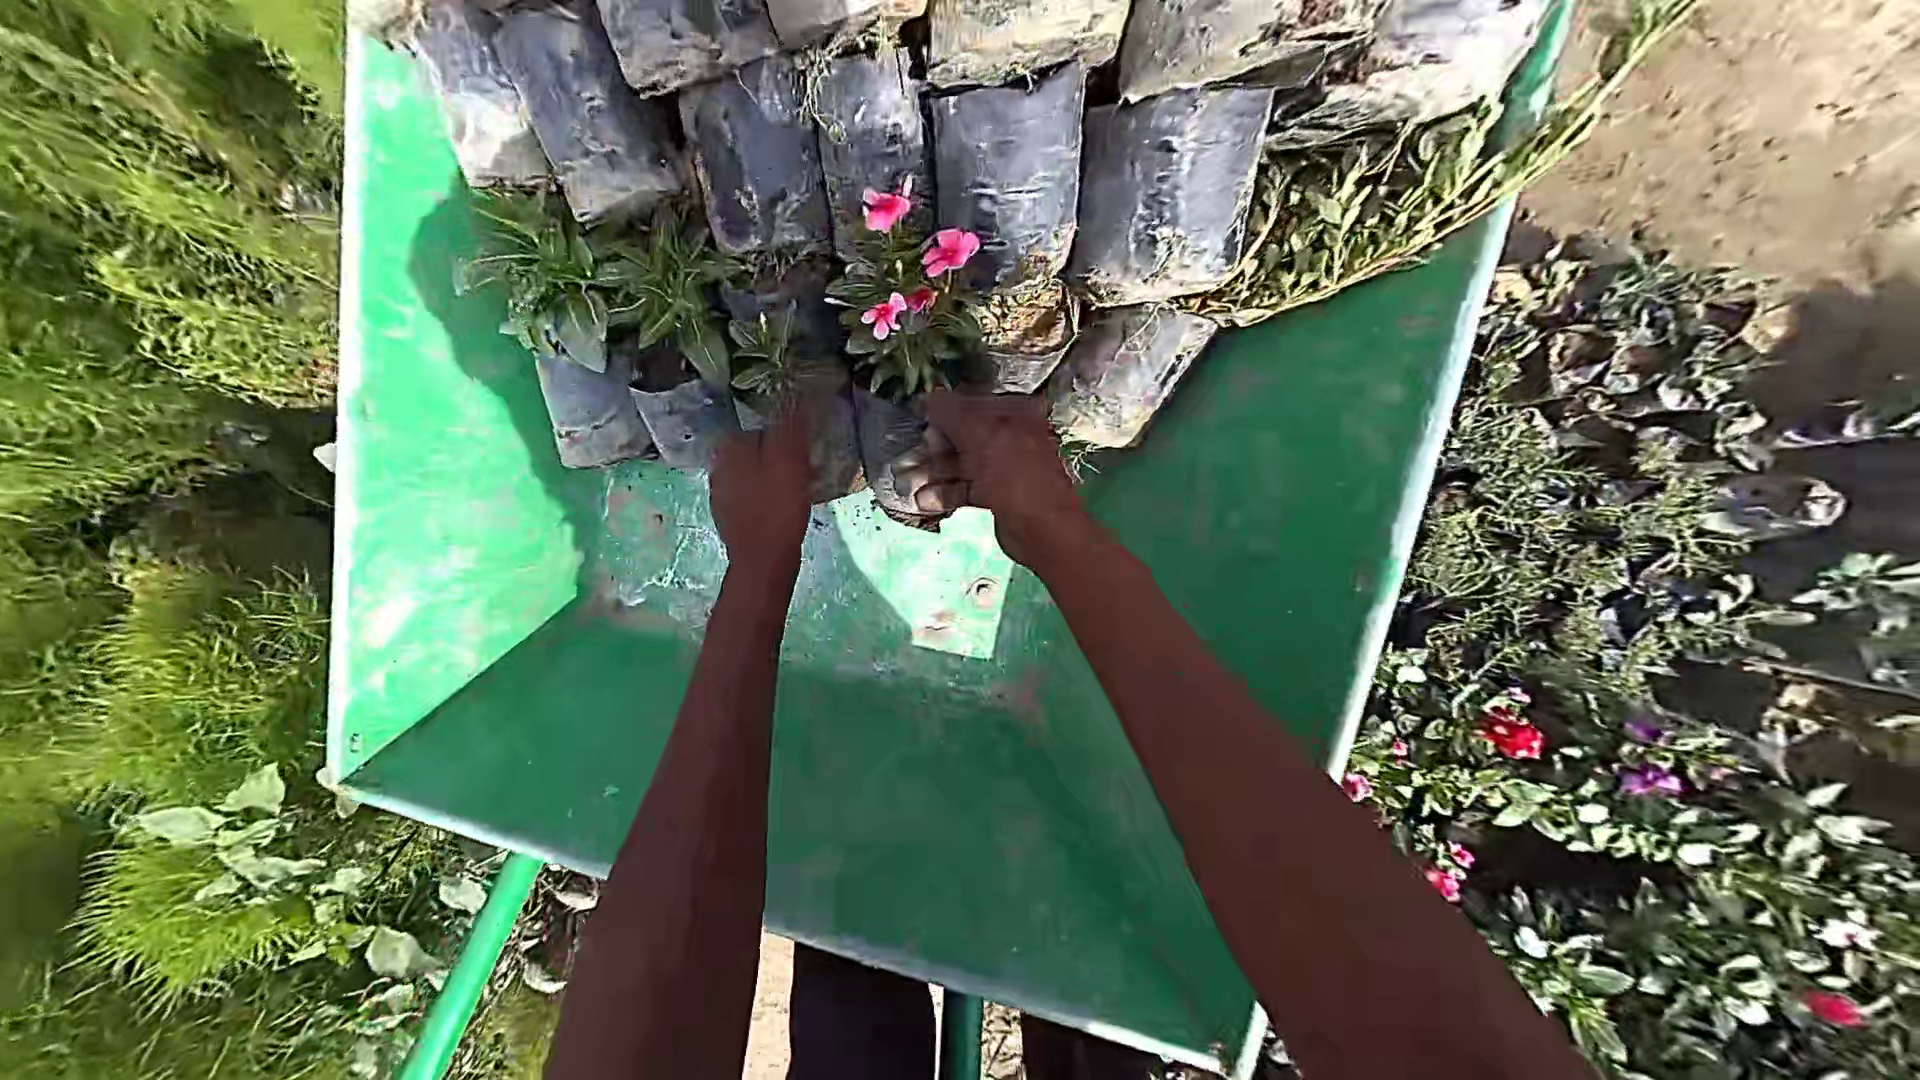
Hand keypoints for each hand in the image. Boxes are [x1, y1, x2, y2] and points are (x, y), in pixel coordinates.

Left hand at [710, 408, 809, 577]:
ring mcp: (721, 493)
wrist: (763, 560)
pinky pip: (753, 496)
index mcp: (730, 448)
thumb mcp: (790, 461)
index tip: (806, 455)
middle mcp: (718, 467)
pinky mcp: (729, 515)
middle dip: (781, 458)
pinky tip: (783, 510)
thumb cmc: (778, 509)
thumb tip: (794, 396)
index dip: (789, 440)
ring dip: (775, 478)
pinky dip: (768, 498)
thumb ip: (790, 427)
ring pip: (755, 474)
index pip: (765, 429)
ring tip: (798, 492)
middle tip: (806, 473)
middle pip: (759, 451)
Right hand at [918, 388, 1102, 569]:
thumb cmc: (1015, 475)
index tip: (917, 418)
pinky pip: (965, 488)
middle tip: (906, 453)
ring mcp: (1003, 468)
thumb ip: (953, 413)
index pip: (972, 401)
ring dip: (934, 471)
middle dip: (934, 445)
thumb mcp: (982, 436)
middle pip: (964, 434)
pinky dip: (944, 493)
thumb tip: (929, 398)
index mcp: (1015, 414)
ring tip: (906, 480)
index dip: (943, 410)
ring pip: (962, 463)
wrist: (1042, 530)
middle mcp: (1010, 437)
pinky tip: (922, 499)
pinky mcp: (995, 496)